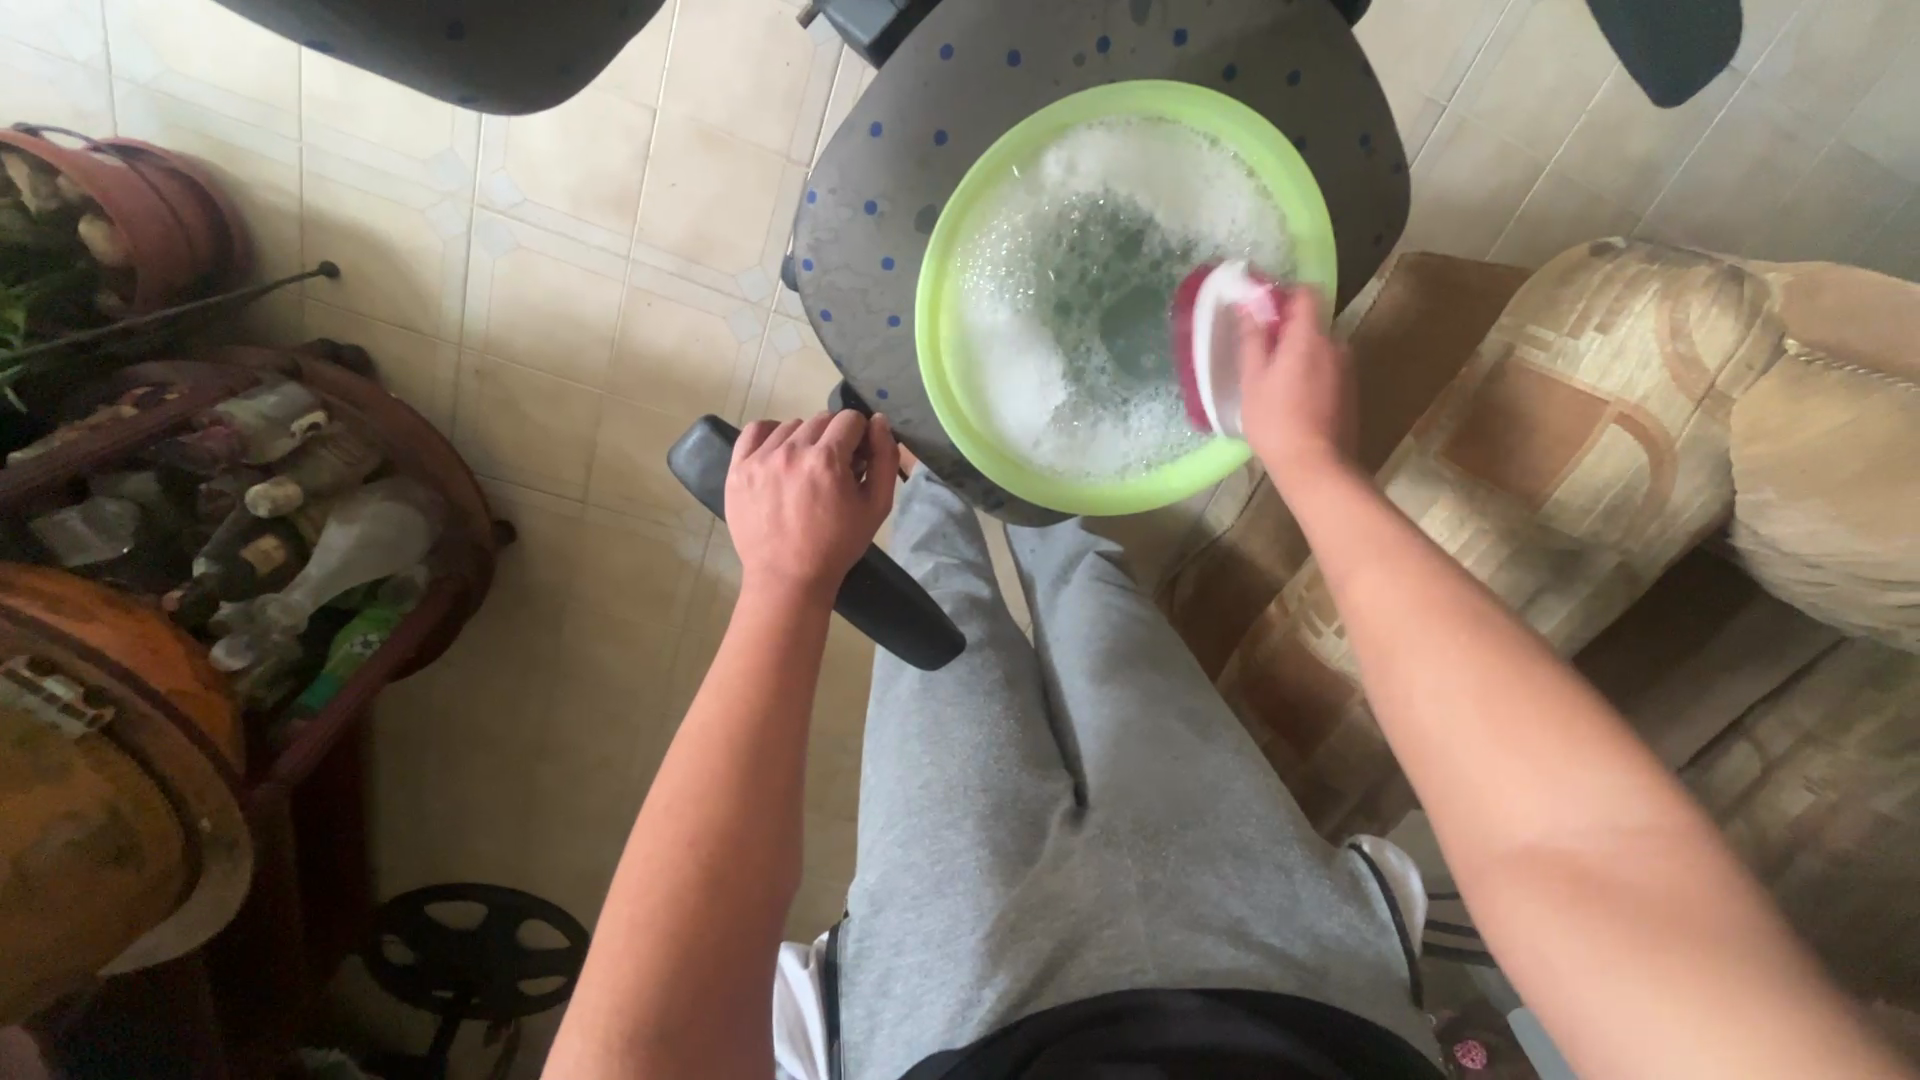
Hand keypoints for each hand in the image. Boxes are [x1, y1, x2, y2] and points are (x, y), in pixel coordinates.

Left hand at [727, 410, 898, 603]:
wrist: (788, 578)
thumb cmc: (838, 545)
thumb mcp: (877, 507)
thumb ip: (884, 459)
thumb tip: (879, 422)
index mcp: (827, 460)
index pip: (850, 419)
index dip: (861, 436)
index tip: (858, 458)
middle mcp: (791, 451)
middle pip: (821, 420)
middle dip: (835, 437)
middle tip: (835, 468)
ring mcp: (760, 458)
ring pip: (791, 425)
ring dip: (805, 440)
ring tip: (805, 470)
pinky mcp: (738, 469)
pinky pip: (755, 431)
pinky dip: (771, 435)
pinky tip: (779, 454)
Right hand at [1236, 288, 1356, 487]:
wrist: (1315, 464)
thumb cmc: (1275, 421)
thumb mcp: (1252, 380)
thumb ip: (1252, 339)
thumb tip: (1248, 306)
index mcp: (1309, 337)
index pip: (1305, 294)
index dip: (1283, 295)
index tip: (1261, 310)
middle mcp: (1335, 345)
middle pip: (1311, 323)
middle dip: (1286, 331)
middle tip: (1259, 354)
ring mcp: (1346, 368)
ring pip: (1318, 348)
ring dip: (1298, 355)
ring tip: (1274, 382)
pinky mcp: (1350, 390)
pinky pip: (1326, 368)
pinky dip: (1309, 373)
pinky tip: (1292, 400)